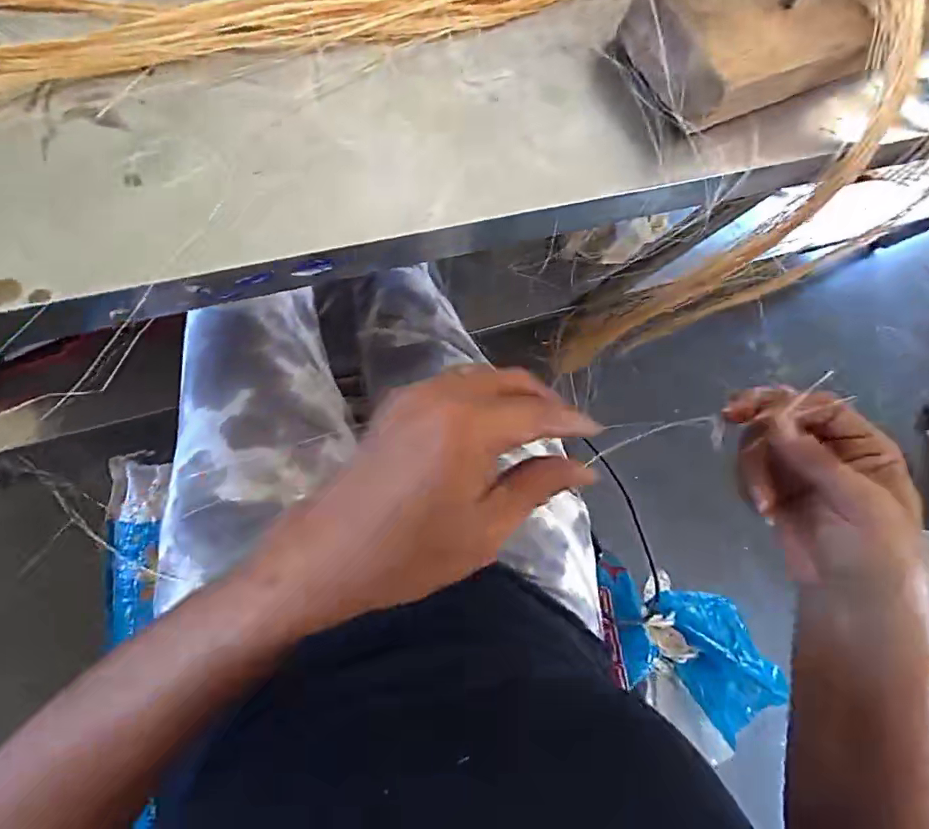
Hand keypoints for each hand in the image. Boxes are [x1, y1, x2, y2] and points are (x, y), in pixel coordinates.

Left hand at [243, 366, 601, 634]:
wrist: (331, 550)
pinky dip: (477, 395)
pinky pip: (448, 386)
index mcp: (468, 424)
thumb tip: (580, 468)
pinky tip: (488, 425)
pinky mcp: (393, 406)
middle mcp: (440, 396)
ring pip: (475, 377)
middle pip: (505, 380)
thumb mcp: (485, 528)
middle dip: (542, 398)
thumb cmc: (412, 552)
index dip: (570, 420)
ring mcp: (411, 396)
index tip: (597, 431)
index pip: (535, 411)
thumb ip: (534, 487)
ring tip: (534, 427)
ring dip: (509, 393)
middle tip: (568, 430)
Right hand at [723, 387, 925, 594]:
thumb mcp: (859, 504)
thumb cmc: (877, 554)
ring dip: (752, 466)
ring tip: (764, 502)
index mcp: (863, 448)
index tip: (751, 412)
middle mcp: (829, 451)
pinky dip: (747, 484)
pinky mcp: (774, 488)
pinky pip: (747, 467)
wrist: (854, 604)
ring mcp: (799, 470)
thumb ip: (816, 459)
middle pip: (781, 416)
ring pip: (758, 442)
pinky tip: (764, 510)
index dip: (785, 404)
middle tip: (727, 417)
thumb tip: (775, 419)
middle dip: (755, 422)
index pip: (819, 407)